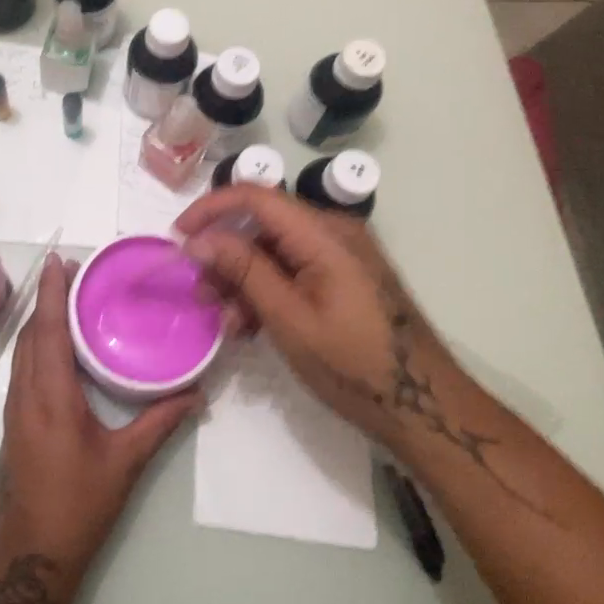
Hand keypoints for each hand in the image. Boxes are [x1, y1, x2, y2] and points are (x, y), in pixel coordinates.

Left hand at [0, 253, 201, 569]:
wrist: (33, 550)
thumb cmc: (79, 503)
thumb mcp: (125, 463)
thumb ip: (159, 423)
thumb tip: (196, 394)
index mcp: (51, 396)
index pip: (47, 331)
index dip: (51, 292)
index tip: (58, 260)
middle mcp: (25, 394)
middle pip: (30, 333)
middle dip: (47, 298)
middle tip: (74, 273)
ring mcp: (14, 408)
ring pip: (22, 351)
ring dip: (39, 320)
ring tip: (66, 301)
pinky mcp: (13, 422)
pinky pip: (22, 368)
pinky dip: (36, 345)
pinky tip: (58, 348)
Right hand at [175, 185, 463, 446]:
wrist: (425, 406)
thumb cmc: (354, 365)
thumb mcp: (289, 320)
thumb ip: (244, 271)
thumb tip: (199, 238)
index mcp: (324, 234)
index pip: (255, 196)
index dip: (210, 209)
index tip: (178, 237)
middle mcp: (334, 232)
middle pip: (263, 224)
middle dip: (224, 255)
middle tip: (200, 295)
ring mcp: (342, 255)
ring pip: (275, 249)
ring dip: (243, 280)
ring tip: (227, 324)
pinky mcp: (345, 277)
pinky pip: (294, 268)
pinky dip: (268, 290)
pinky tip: (252, 327)